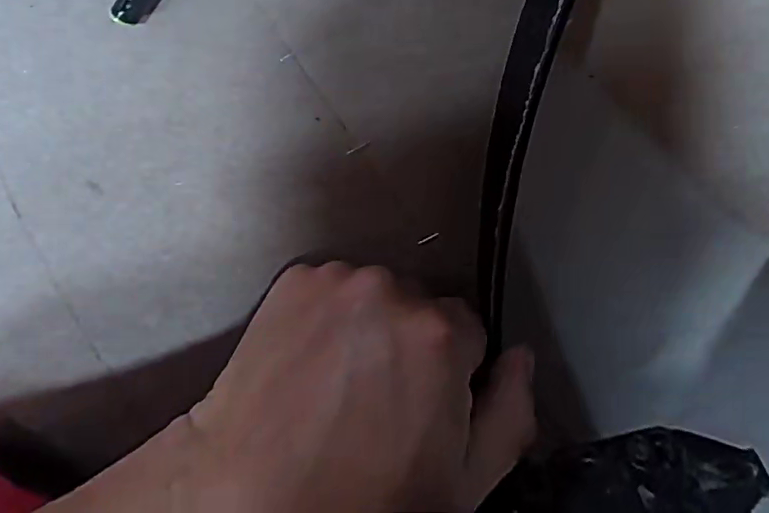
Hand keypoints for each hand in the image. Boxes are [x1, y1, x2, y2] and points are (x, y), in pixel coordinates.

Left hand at [56, 262, 535, 512]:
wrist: (247, 495)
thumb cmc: (361, 502)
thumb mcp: (461, 488)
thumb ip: (510, 414)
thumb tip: (521, 359)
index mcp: (440, 333)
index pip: (469, 326)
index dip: (453, 368)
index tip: (428, 398)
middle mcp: (391, 289)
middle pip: (420, 303)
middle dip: (411, 338)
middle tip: (380, 394)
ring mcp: (338, 278)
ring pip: (375, 293)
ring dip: (368, 322)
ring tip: (340, 380)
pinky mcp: (296, 278)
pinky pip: (331, 286)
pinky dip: (327, 313)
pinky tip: (311, 361)